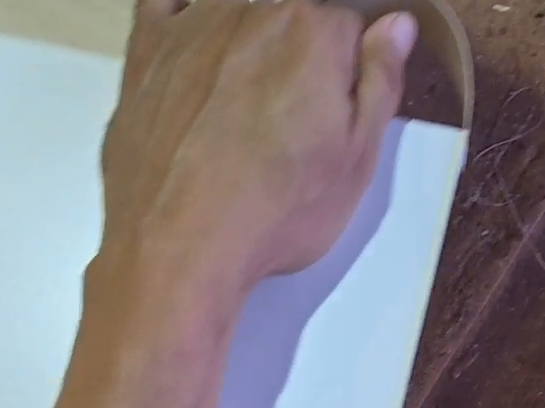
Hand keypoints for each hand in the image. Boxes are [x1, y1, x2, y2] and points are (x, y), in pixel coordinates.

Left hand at [98, 0, 417, 294]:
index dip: (346, 80)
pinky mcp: (148, 49)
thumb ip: (381, 84)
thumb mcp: (354, 166)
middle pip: (292, 18)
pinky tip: (193, 45)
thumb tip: (396, 27)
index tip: (333, 120)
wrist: (180, 246)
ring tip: (242, 110)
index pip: (347, 32)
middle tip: (287, 128)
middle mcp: (257, 10)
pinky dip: (183, 14)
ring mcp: (196, 24)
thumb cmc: (273, 214)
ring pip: (236, 11)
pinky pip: (166, 2)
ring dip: (246, 45)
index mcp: (316, 32)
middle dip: (297, 63)